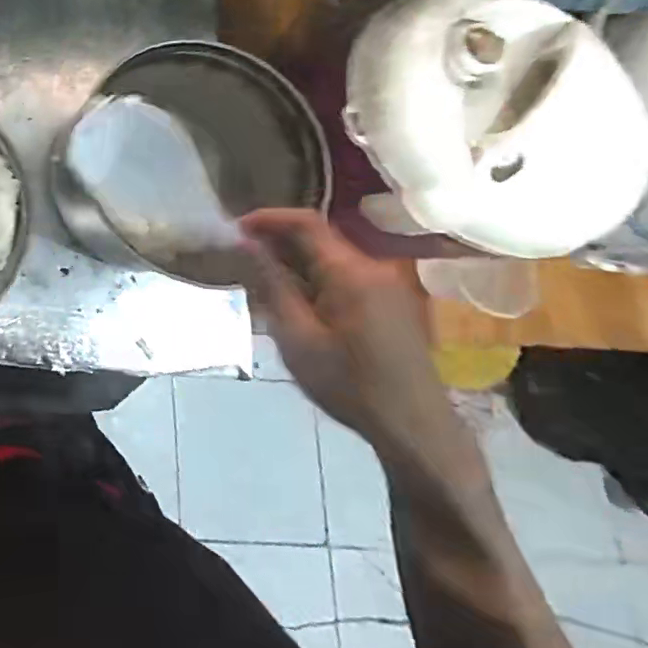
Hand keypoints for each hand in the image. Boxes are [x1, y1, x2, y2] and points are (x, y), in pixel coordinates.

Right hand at [239, 209, 453, 458]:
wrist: (413, 428)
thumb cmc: (347, 383)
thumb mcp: (295, 335)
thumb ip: (271, 283)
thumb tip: (246, 243)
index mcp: (352, 273)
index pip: (306, 223)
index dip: (267, 218)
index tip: (233, 228)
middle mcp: (374, 270)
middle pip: (318, 238)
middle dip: (276, 240)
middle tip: (237, 255)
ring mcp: (386, 286)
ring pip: (329, 257)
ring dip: (292, 260)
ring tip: (257, 278)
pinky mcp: (389, 304)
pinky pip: (343, 275)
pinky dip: (312, 277)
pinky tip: (291, 298)